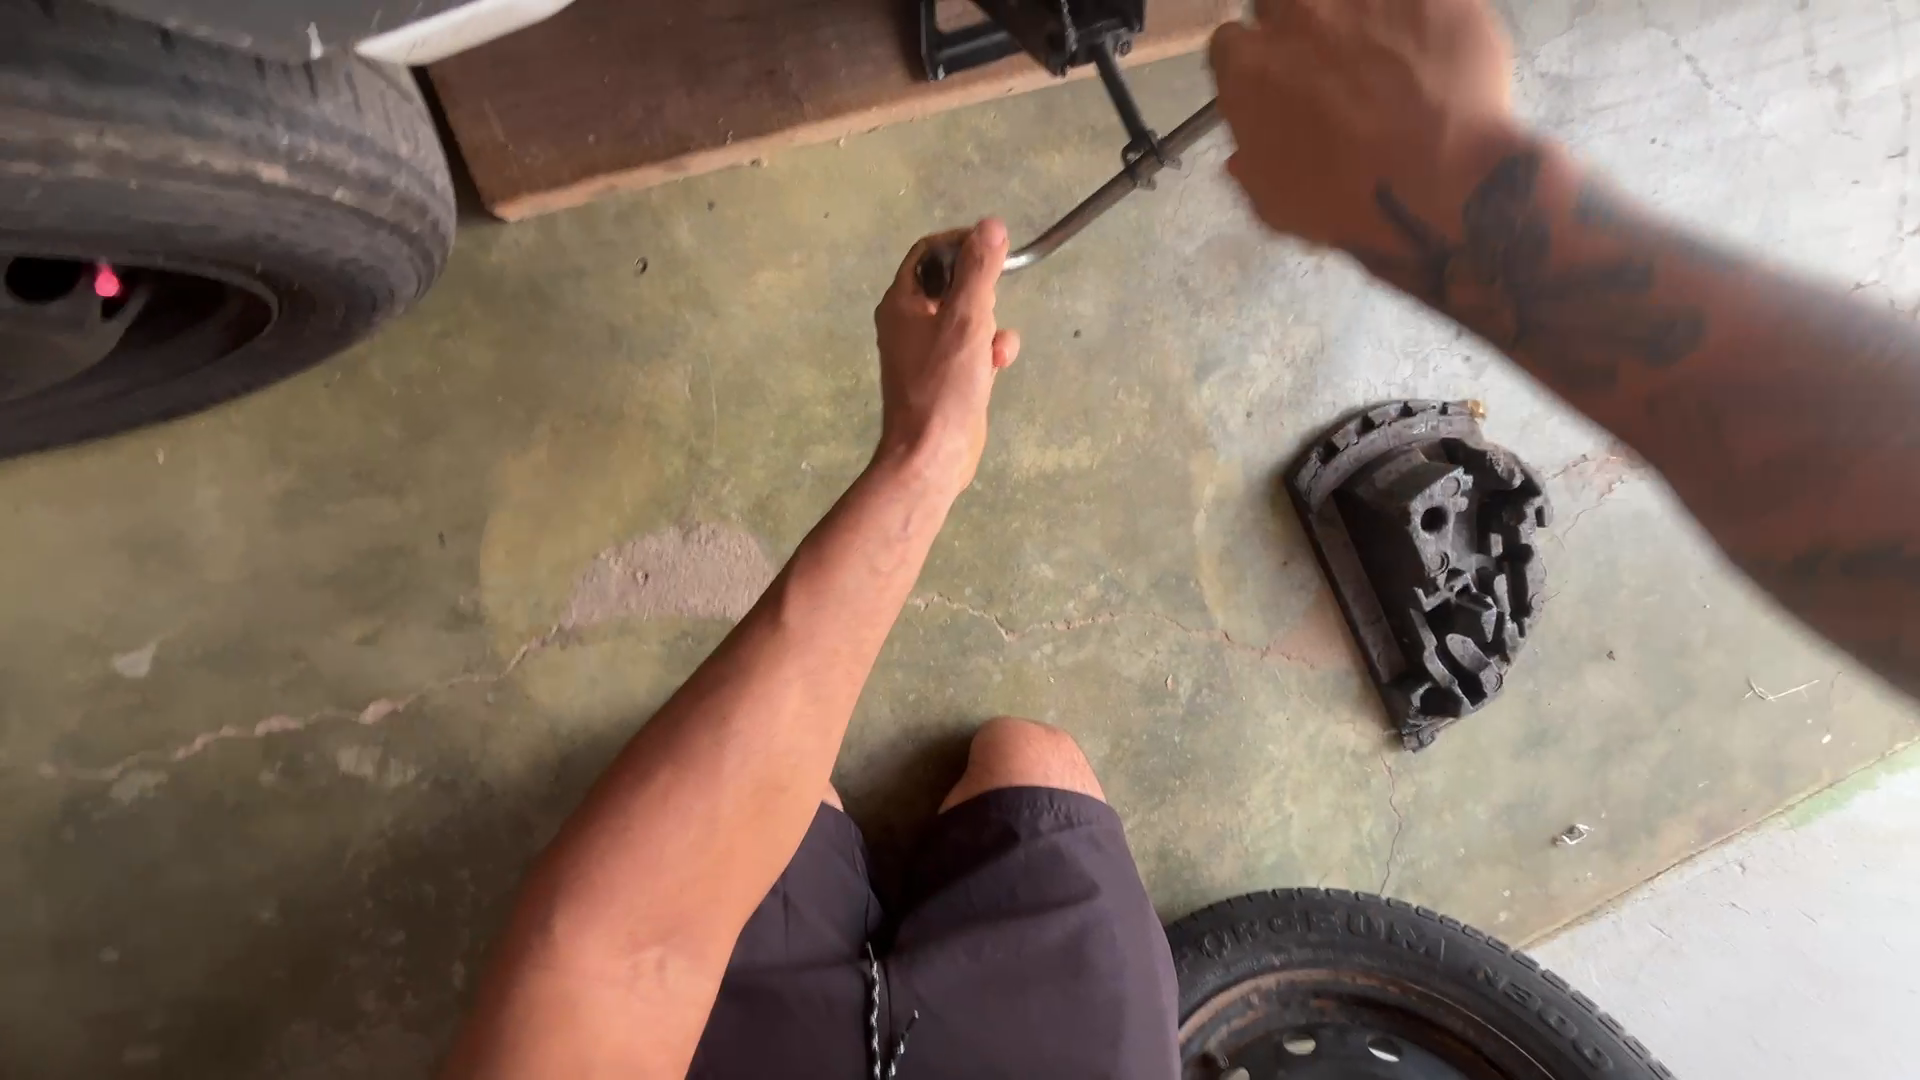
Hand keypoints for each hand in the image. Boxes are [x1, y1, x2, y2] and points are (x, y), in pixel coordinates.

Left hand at [872, 219, 1021, 497]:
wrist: (932, 455)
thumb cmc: (944, 387)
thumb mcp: (966, 322)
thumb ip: (978, 272)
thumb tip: (990, 226)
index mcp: (901, 304)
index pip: (930, 252)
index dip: (963, 244)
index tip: (994, 251)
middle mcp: (908, 325)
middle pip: (952, 285)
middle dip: (982, 294)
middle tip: (991, 310)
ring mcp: (925, 354)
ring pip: (967, 320)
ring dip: (990, 327)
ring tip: (994, 347)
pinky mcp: (944, 379)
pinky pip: (970, 351)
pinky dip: (987, 354)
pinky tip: (997, 367)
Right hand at [1209, 0, 1522, 253]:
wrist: (1437, 179)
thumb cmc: (1343, 202)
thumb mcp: (1273, 200)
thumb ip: (1252, 161)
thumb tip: (1245, 151)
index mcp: (1249, 72)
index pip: (1227, 42)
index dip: (1244, 61)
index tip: (1262, 78)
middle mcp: (1297, 17)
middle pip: (1279, 0)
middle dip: (1290, 24)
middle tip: (1315, 57)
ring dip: (1345, 15)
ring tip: (1367, 46)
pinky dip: (1404, 12)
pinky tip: (1414, 41)